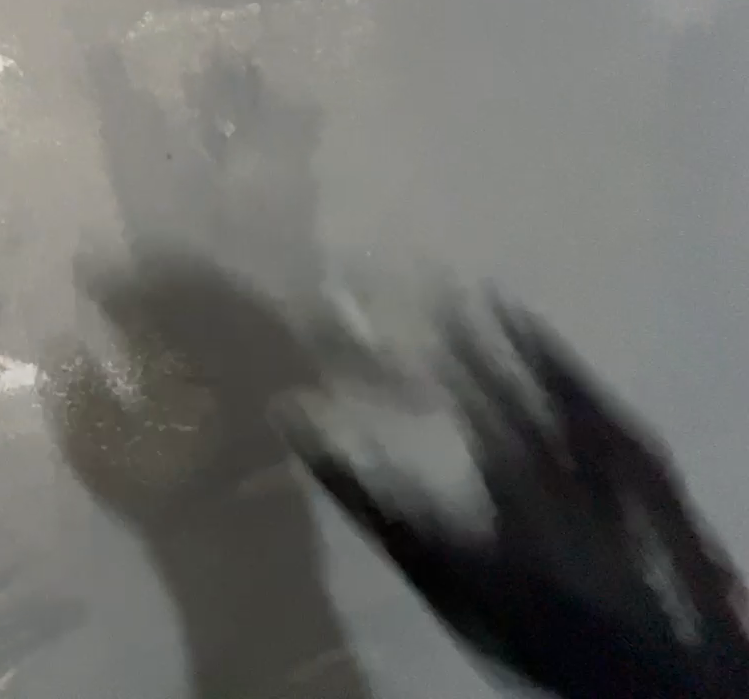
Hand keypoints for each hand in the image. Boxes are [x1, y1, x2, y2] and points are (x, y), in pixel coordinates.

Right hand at [279, 277, 748, 698]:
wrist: (639, 682)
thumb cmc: (516, 616)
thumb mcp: (422, 557)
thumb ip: (356, 490)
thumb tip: (287, 416)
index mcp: (519, 467)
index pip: (481, 389)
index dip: (457, 343)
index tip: (431, 300)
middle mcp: (579, 463)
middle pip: (544, 390)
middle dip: (511, 339)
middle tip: (480, 294)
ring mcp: (632, 487)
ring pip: (596, 409)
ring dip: (560, 363)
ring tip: (529, 327)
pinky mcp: (668, 511)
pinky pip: (636, 439)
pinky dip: (606, 404)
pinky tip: (594, 398)